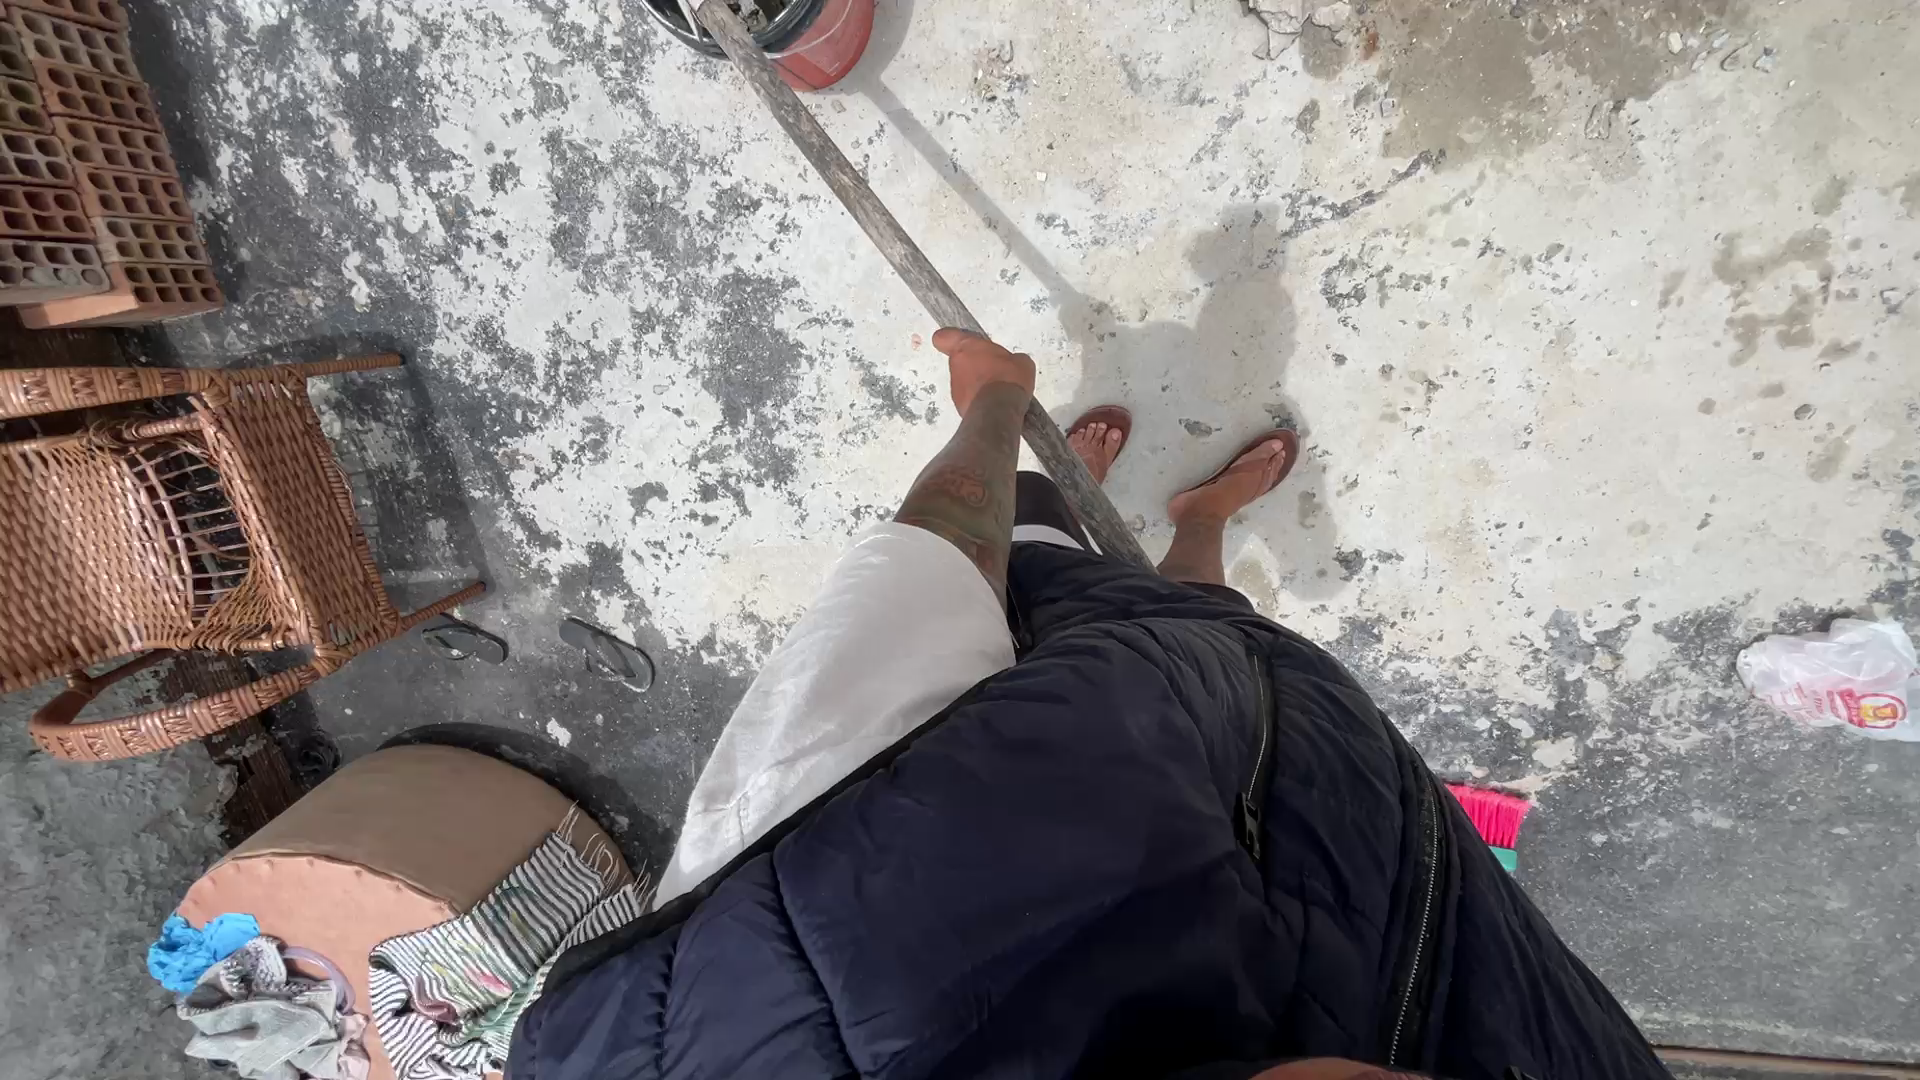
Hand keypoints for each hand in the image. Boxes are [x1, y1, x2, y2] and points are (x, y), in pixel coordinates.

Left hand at [933, 328, 1034, 416]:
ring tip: (997, 388)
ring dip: (977, 384)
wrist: (999, 410)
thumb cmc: (1006, 380)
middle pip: (960, 362)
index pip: (944, 337)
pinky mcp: (959, 406)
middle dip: (975, 365)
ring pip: (964, 382)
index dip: (950, 338)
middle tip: (992, 368)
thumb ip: (1011, 358)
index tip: (956, 339)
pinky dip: (979, 400)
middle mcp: (956, 367)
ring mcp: (956, 388)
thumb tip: (1015, 365)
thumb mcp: (1020, 361)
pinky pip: (969, 399)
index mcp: (966, 347)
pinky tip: (996, 402)